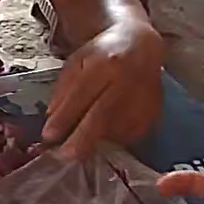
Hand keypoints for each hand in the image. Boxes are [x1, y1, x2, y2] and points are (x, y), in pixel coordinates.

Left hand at [41, 20, 162, 156]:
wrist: (141, 46)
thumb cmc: (101, 56)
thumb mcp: (76, 63)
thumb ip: (64, 90)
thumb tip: (52, 119)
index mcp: (103, 64)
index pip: (81, 94)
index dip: (64, 117)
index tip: (48, 136)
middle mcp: (126, 80)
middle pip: (103, 116)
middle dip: (82, 139)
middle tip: (65, 156)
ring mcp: (144, 98)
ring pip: (117, 129)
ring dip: (96, 141)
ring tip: (82, 141)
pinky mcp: (154, 112)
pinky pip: (131, 134)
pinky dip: (114, 139)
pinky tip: (105, 133)